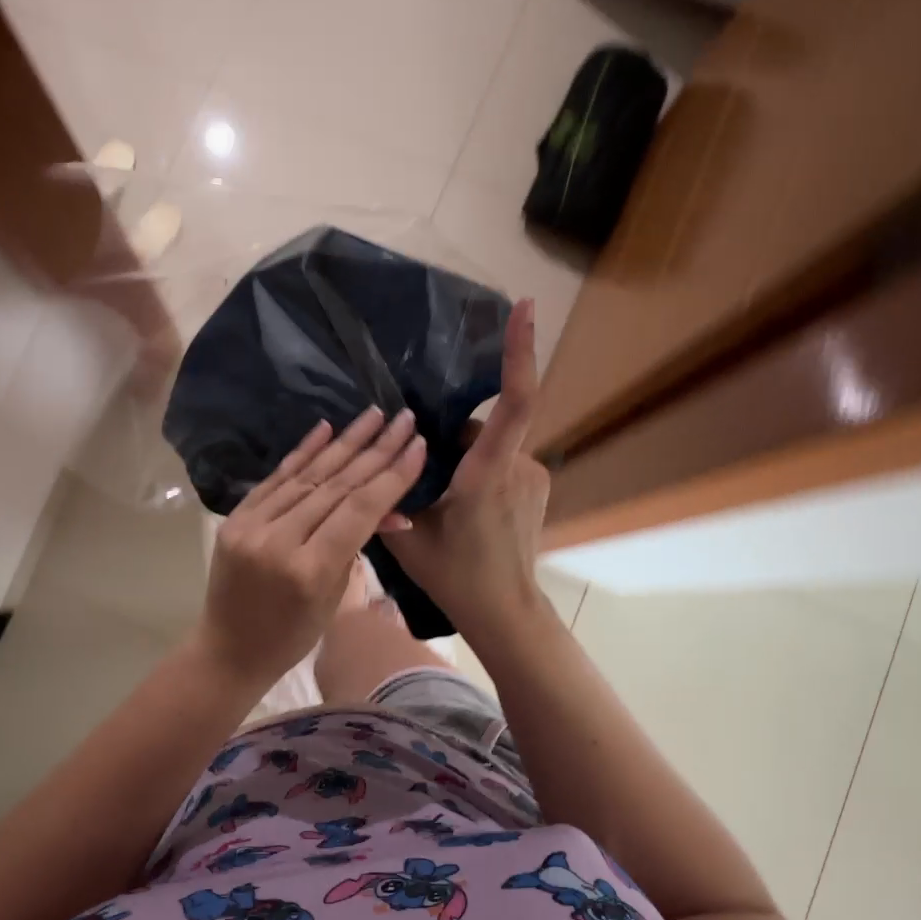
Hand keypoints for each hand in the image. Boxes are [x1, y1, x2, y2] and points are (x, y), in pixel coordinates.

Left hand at [189, 407, 425, 685]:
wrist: (228, 650)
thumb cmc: (292, 637)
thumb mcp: (334, 598)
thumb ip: (356, 546)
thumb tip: (390, 508)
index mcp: (310, 570)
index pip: (358, 510)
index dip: (391, 475)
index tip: (418, 444)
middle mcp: (279, 541)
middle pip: (336, 485)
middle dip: (375, 449)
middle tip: (403, 418)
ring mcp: (251, 526)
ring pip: (306, 476)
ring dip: (343, 442)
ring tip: (373, 415)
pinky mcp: (235, 519)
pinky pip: (275, 480)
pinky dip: (302, 453)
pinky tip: (325, 428)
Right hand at [382, 300, 549, 627]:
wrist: (505, 612)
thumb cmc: (455, 576)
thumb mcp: (407, 535)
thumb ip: (390, 490)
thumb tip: (382, 453)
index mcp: (487, 473)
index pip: (513, 403)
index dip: (519, 352)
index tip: (524, 307)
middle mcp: (519, 466)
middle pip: (479, 428)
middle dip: (447, 443)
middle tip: (426, 486)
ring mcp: (534, 475)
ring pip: (488, 446)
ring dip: (461, 461)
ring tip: (445, 506)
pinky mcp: (538, 484)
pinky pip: (501, 460)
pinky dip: (478, 471)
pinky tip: (466, 509)